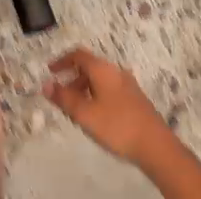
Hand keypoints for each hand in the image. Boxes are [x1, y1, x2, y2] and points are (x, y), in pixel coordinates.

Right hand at [41, 48, 173, 164]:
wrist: (155, 146)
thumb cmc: (116, 125)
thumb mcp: (85, 113)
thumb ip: (64, 98)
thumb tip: (45, 84)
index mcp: (102, 69)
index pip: (78, 55)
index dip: (62, 60)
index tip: (50, 71)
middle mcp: (116, 71)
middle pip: (89, 67)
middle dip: (72, 79)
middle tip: (62, 96)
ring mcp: (128, 85)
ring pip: (100, 80)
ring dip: (85, 89)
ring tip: (77, 110)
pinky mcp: (135, 99)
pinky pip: (110, 89)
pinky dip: (97, 96)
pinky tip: (97, 116)